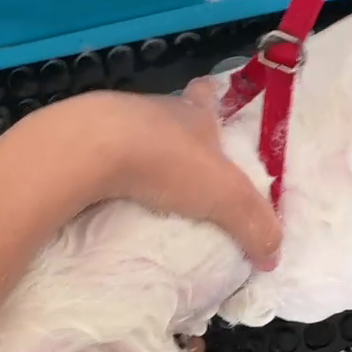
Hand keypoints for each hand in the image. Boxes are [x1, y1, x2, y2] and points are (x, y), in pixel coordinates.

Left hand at [26, 80, 281, 269]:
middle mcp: (153, 110)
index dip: (212, 99)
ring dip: (140, 159)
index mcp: (193, 113)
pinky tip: (109, 201)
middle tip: (182, 172)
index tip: (213, 107)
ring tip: (145, 194)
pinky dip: (107, 176)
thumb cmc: (168, 161)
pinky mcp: (78, 142)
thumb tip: (273, 256)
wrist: (89, 150)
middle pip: (169, 119)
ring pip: (132, 136)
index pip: (207, 95)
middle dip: (177, 140)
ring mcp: (111, 121)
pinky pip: (99, 158)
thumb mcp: (226, 198)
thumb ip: (254, 224)